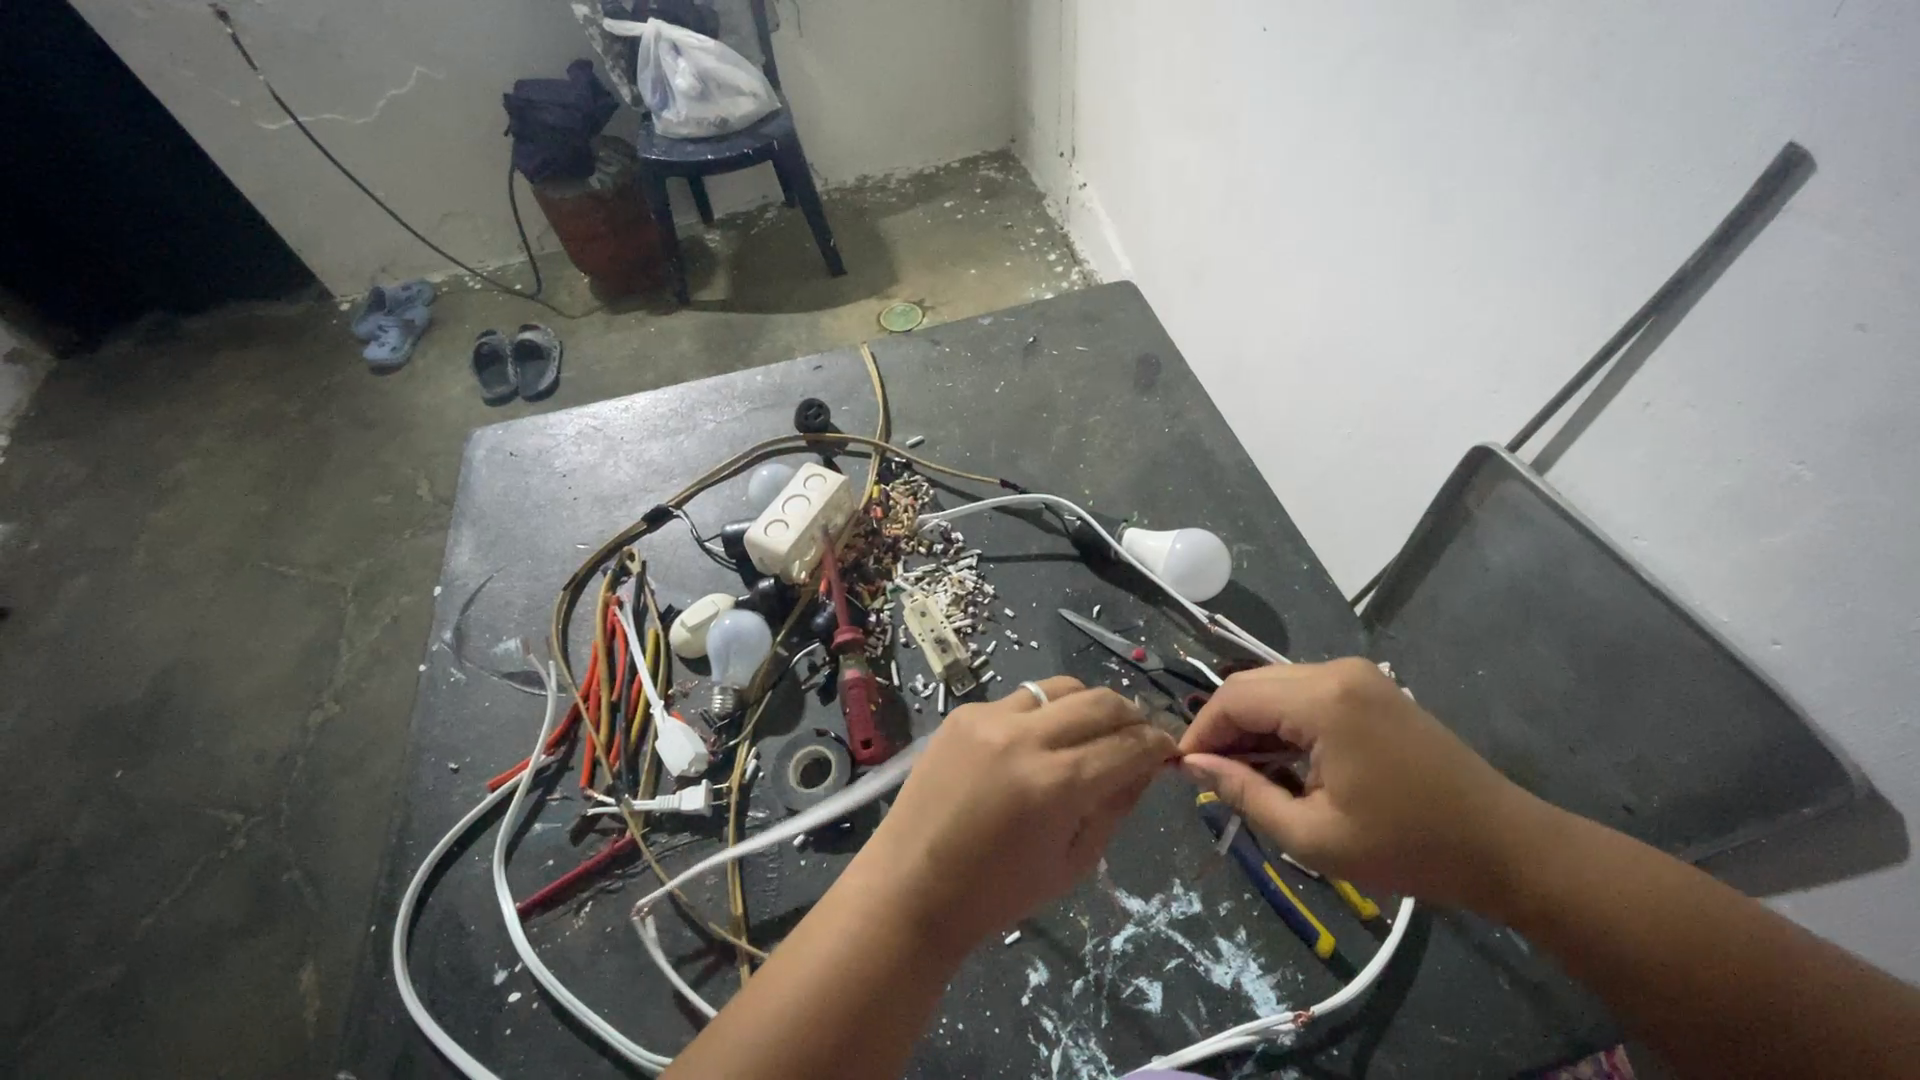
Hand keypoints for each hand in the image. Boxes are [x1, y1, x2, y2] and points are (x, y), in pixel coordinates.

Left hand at [853, 676, 1176, 954]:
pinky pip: (1021, 699)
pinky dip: (1043, 713)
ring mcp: (988, 718)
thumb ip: (1115, 806)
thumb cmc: (998, 892)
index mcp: (1057, 785)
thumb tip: (1146, 765)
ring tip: (1092, 731)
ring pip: (1060, 688)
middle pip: (1101, 702)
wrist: (911, 886)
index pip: (1129, 746)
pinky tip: (1039, 740)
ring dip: (1088, 706)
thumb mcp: (1073, 862)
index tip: (1167, 750)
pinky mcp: (962, 713)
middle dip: (1132, 716)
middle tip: (1138, 736)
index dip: (1158, 745)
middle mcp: (1025, 738)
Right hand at [1177, 658, 1547, 911]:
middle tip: (1210, 775)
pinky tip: (1283, 761)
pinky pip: (1304, 694)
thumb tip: (1194, 765)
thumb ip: (1244, 794)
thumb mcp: (1312, 836)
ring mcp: (1358, 676)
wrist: (1504, 846)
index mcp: (1323, 700)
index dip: (1200, 732)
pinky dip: (1281, 722)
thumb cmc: (1407, 848)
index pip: (1233, 699)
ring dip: (1251, 724)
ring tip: (1244, 774)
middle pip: (1251, 685)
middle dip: (1222, 727)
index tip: (1182, 771)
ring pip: (1275, 687)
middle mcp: (1336, 671)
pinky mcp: (1371, 688)